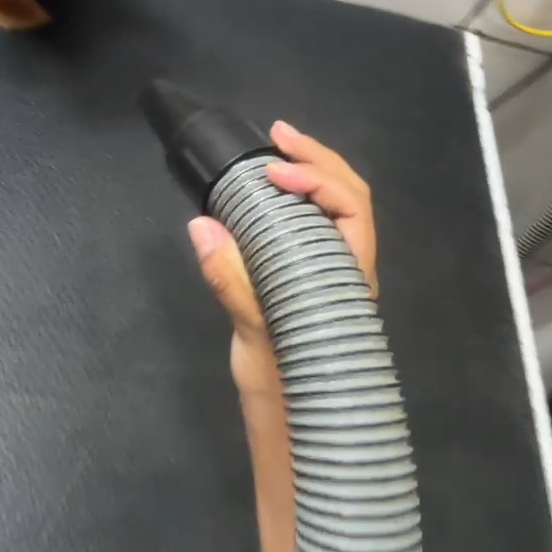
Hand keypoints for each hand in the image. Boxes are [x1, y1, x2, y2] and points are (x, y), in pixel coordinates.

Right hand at [187, 122, 376, 382]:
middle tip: (278, 134)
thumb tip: (202, 225)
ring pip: (336, 207)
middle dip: (317, 159)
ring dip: (311, 171)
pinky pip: (315, 222)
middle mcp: (347, 266)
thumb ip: (231, 280)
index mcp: (348, 277)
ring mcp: (331, 269)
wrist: (291, 418)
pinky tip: (273, 189)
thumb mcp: (252, 331)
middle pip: (349, 196)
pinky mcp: (311, 274)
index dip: (315, 180)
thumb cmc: (282, 379)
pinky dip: (297, 195)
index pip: (350, 209)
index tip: (272, 172)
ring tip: (277, 147)